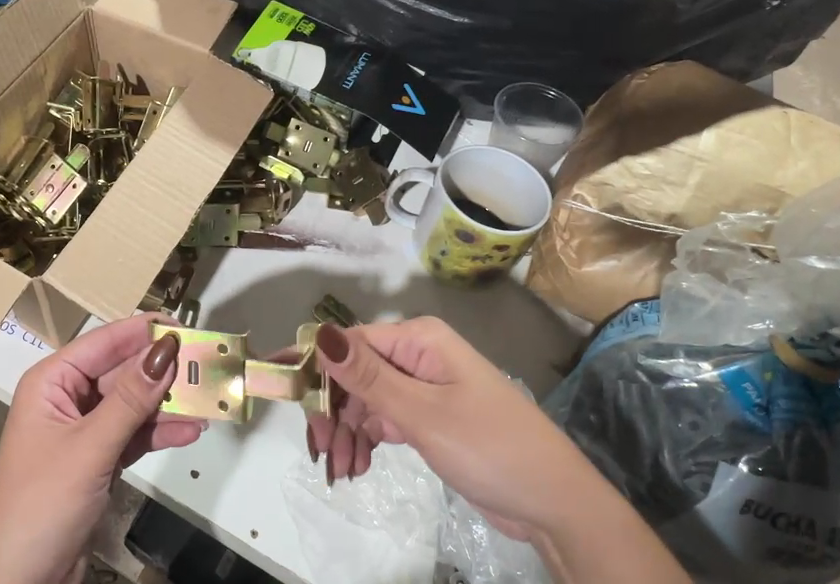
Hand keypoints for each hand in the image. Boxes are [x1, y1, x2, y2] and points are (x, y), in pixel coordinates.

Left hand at [0, 314, 203, 583]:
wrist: (22, 580)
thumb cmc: (41, 505)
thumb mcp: (89, 448)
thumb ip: (130, 399)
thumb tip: (165, 350)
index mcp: (51, 382)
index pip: (102, 343)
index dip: (142, 331)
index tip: (184, 324)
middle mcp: (66, 398)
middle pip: (121, 372)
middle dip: (161, 369)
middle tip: (206, 362)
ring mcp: (83, 430)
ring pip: (131, 403)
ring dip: (166, 402)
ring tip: (208, 397)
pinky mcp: (97, 460)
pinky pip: (133, 434)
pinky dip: (159, 432)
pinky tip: (190, 429)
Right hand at [307, 319, 687, 575]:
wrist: (557, 505)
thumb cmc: (491, 448)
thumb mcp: (422, 414)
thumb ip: (367, 376)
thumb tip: (319, 334)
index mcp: (419, 339)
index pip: (349, 342)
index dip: (315, 368)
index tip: (282, 396)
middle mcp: (419, 354)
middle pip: (354, 372)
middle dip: (333, 409)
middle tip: (323, 451)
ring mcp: (426, 386)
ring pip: (366, 399)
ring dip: (349, 431)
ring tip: (342, 469)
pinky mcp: (432, 417)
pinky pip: (385, 418)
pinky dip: (369, 439)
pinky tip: (359, 465)